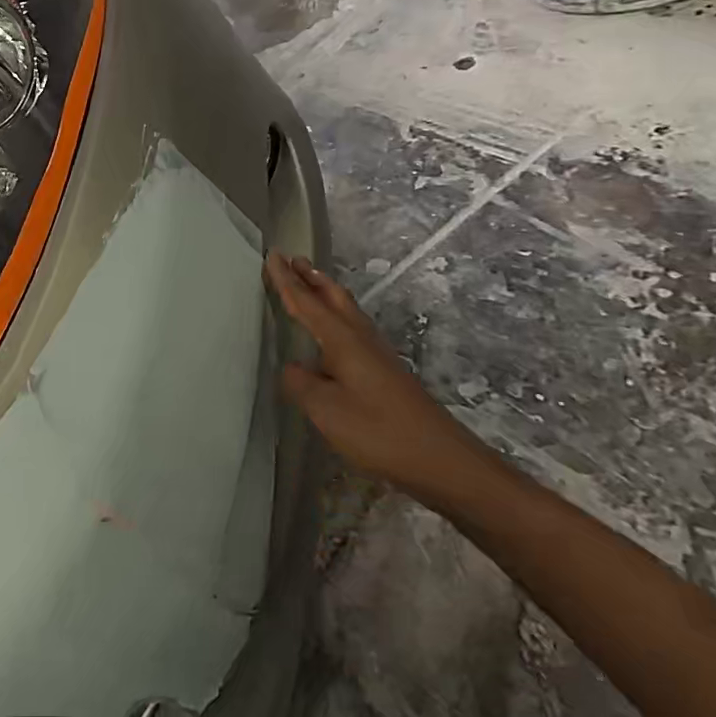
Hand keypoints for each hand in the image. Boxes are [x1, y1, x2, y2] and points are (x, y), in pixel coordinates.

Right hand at [265, 252, 494, 498]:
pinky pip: (352, 329)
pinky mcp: (385, 372)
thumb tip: (291, 367)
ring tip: (308, 282)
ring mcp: (377, 355)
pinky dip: (335, 315)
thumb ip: (300, 383)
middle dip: (311, 277)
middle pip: (334, 297)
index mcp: (342, 341)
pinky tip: (331, 333)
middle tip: (292, 259)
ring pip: (346, 311)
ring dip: (325, 292)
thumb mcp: (326, 409)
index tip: (272, 255)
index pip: (306, 302)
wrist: (443, 461)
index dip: (286, 280)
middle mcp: (361, 339)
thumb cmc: (379, 431)